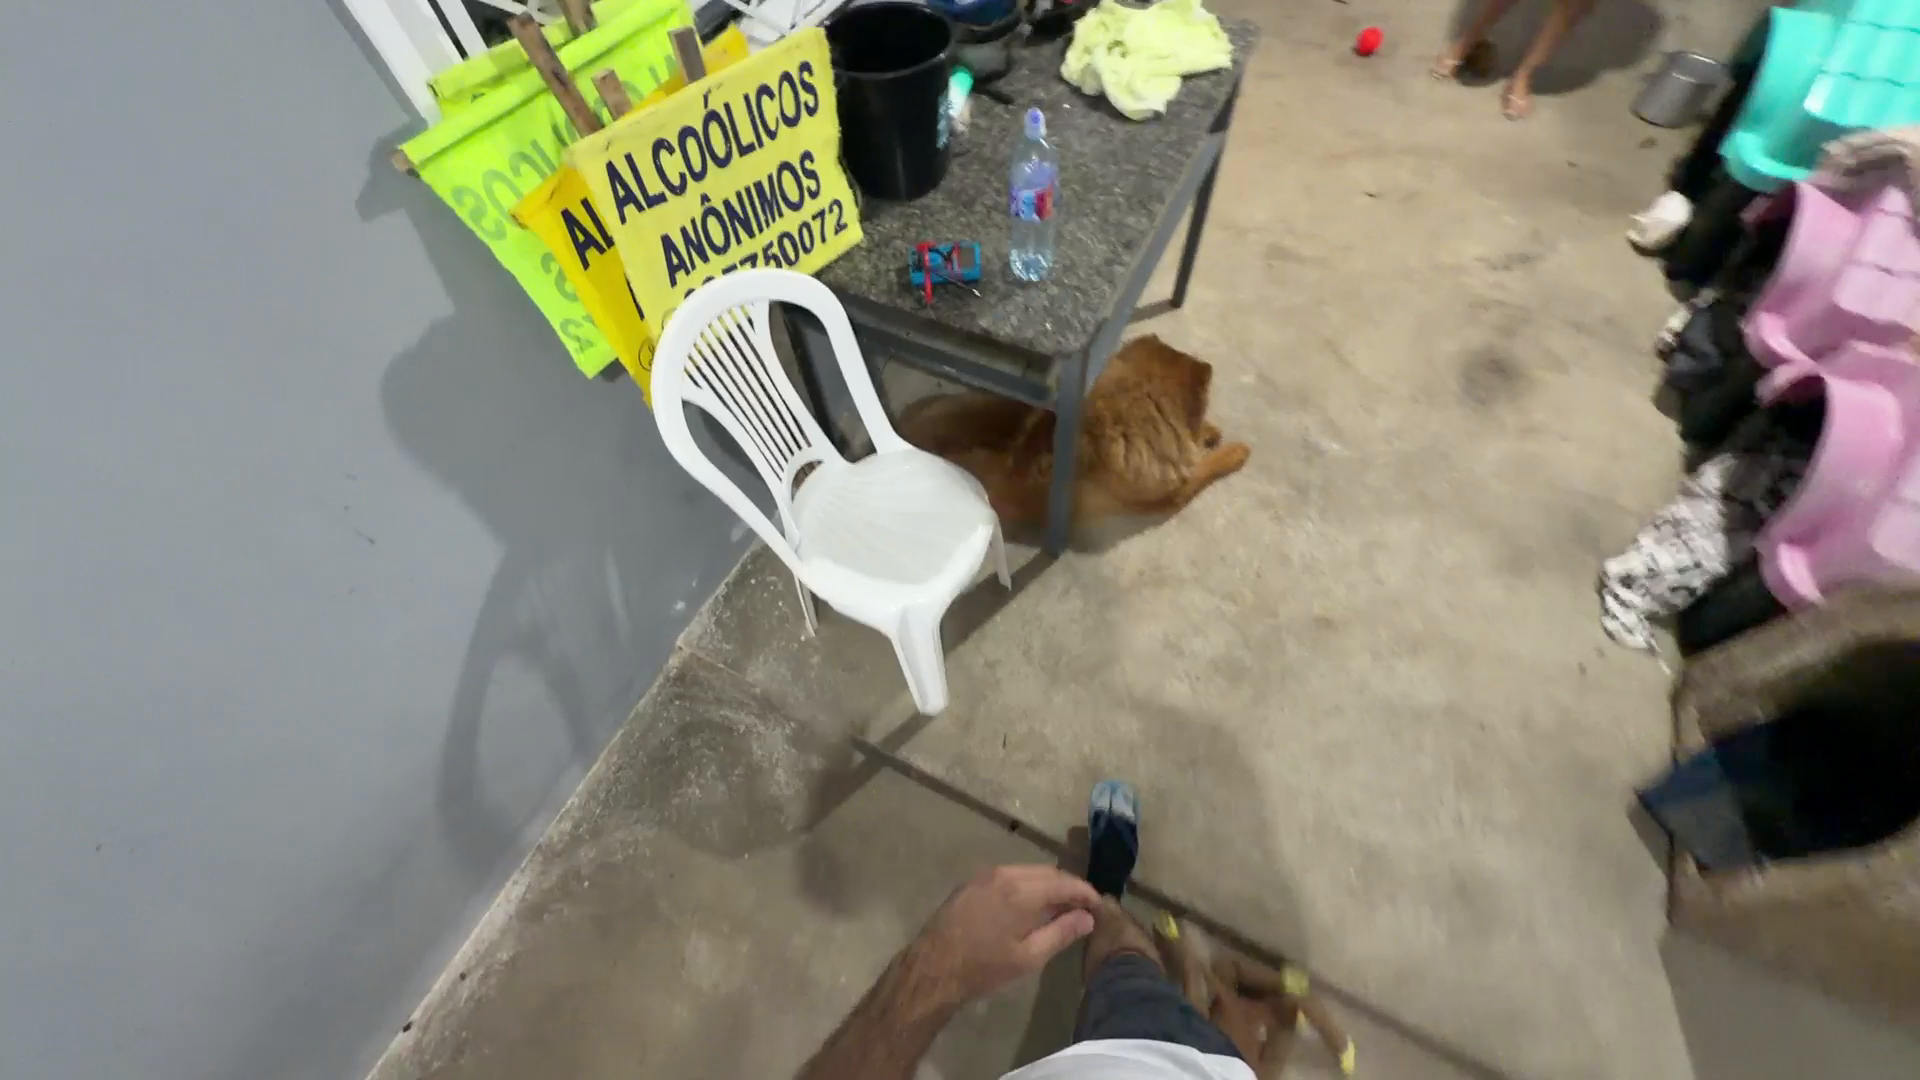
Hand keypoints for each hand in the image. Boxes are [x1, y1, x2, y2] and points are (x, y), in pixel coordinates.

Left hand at [902, 865, 1099, 1009]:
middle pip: (1047, 872)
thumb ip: (1061, 932)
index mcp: (1022, 890)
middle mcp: (1005, 872)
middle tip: (1083, 907)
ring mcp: (987, 873)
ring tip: (1061, 907)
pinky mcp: (974, 880)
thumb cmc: (985, 966)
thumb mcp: (1029, 957)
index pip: (1064, 881)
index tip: (1098, 905)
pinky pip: (1010, 875)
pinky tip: (1031, 904)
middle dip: (1068, 886)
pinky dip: (1027, 884)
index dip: (1085, 891)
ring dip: (1047, 884)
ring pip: (1028, 871)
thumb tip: (1088, 917)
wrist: (935, 966)